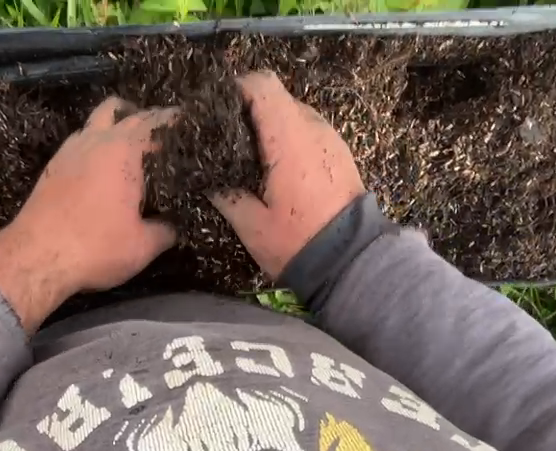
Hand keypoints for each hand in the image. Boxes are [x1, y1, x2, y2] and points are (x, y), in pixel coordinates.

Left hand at [0, 98, 177, 330]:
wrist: (36, 258)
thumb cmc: (95, 249)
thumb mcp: (142, 247)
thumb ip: (165, 231)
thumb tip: (175, 226)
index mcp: (124, 149)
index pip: (155, 121)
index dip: (174, 122)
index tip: (188, 127)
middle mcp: (95, 139)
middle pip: (120, 110)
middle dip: (142, 118)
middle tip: (158, 138)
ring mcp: (69, 150)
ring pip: (94, 122)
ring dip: (112, 127)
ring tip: (128, 151)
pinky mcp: (52, 168)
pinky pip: (78, 144)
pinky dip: (93, 147)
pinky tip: (100, 171)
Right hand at [212, 72, 365, 280]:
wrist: (349, 259)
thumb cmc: (295, 241)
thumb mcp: (251, 225)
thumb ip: (226, 193)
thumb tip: (207, 175)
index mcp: (287, 137)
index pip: (262, 85)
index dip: (236, 89)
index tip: (217, 112)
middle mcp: (312, 127)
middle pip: (276, 98)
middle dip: (249, 113)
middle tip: (226, 142)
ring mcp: (329, 138)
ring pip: (292, 115)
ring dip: (269, 129)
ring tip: (250, 161)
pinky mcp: (338, 153)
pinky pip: (308, 133)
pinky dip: (288, 142)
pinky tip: (276, 172)